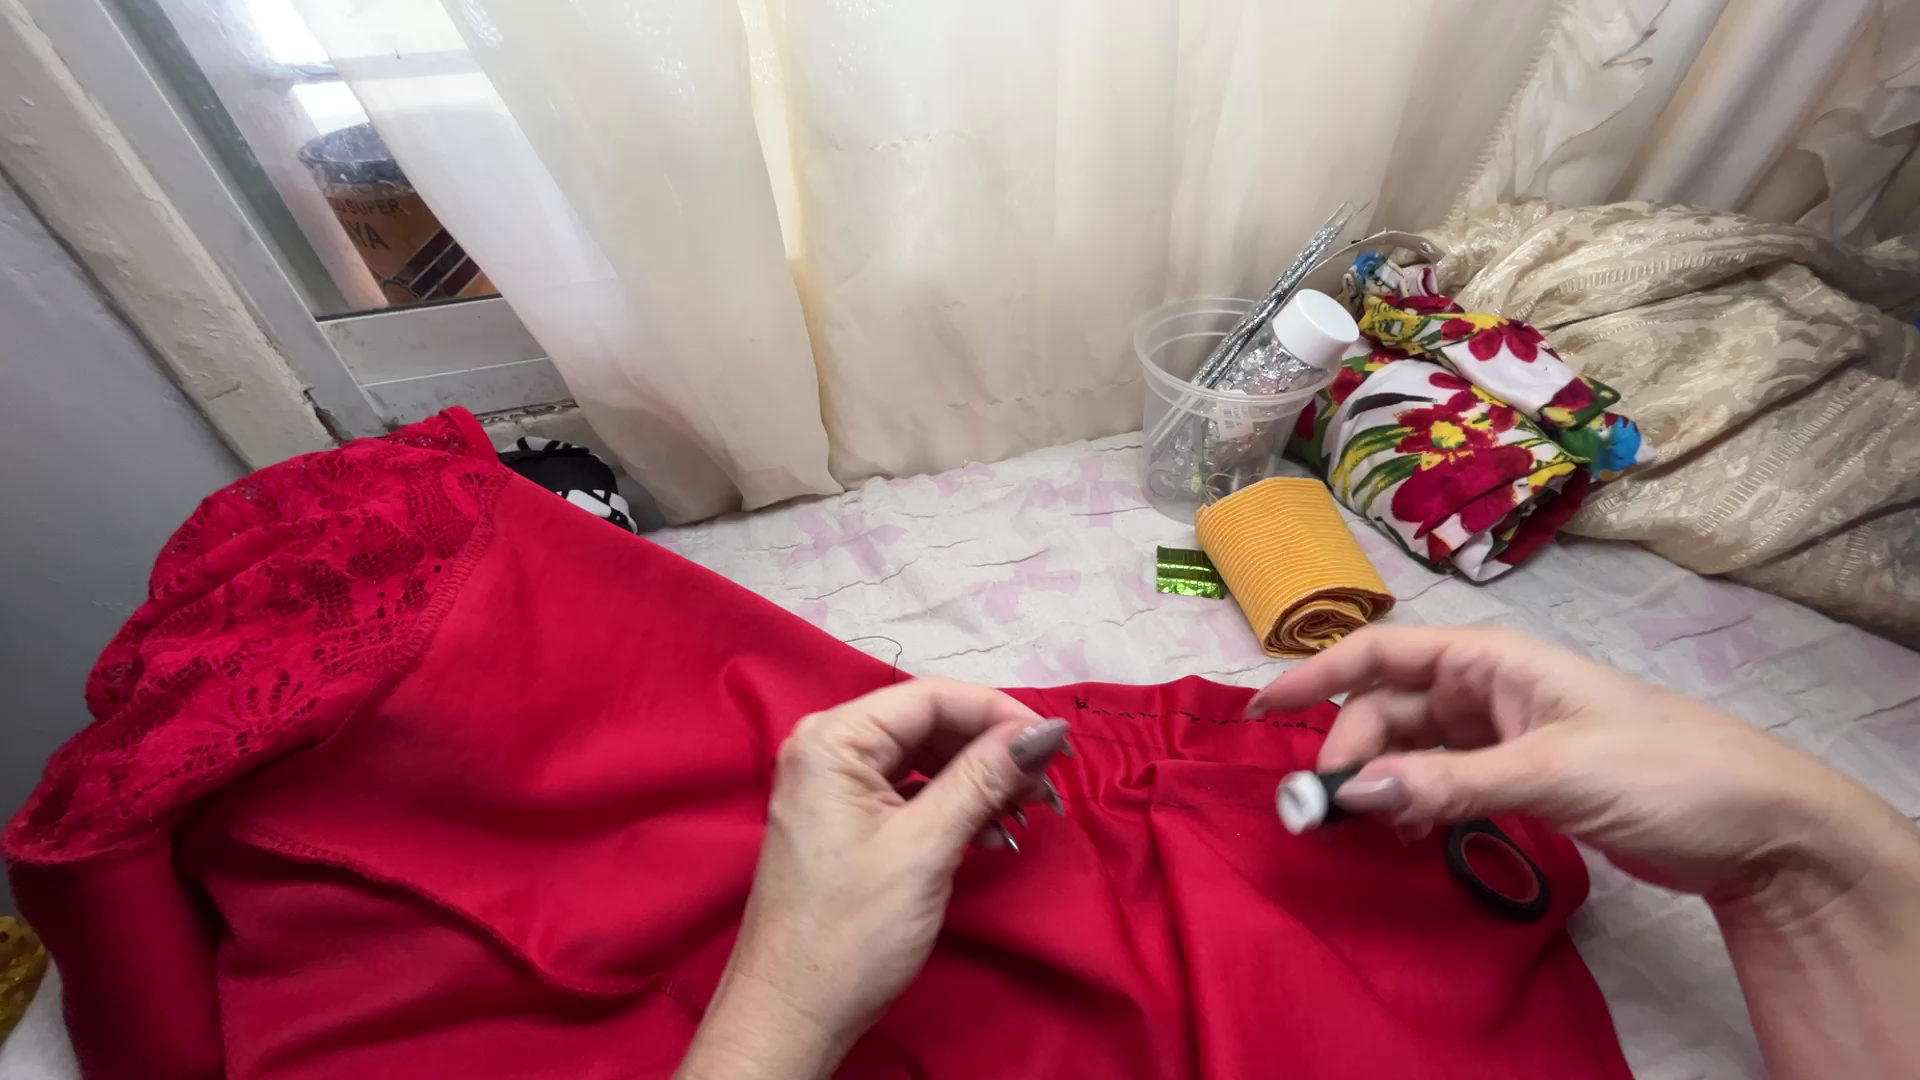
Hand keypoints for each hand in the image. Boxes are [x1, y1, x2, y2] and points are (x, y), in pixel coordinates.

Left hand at [676, 678, 1068, 1079]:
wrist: (791, 1019)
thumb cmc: (850, 933)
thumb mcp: (925, 848)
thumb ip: (984, 778)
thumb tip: (1045, 733)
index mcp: (833, 737)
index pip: (931, 698)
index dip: (998, 713)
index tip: (1054, 743)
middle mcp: (830, 744)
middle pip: (930, 723)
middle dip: (993, 750)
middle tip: (1047, 785)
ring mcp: (837, 779)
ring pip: (927, 754)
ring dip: (980, 778)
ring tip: (1027, 810)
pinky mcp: (849, 811)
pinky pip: (913, 786)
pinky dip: (955, 802)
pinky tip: (990, 830)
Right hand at [1247, 625, 1919, 1078]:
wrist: (1769, 831)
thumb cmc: (1662, 770)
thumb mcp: (1548, 773)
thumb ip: (1443, 782)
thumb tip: (1351, 794)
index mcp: (1484, 658)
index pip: (1377, 655)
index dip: (1313, 676)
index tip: (1263, 709)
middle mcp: (1476, 686)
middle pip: (1383, 709)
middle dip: (1350, 750)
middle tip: (1329, 804)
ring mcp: (1488, 730)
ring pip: (1402, 746)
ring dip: (1379, 780)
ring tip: (1373, 823)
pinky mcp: (1502, 771)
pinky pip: (1431, 777)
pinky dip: (1411, 799)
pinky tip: (1410, 827)